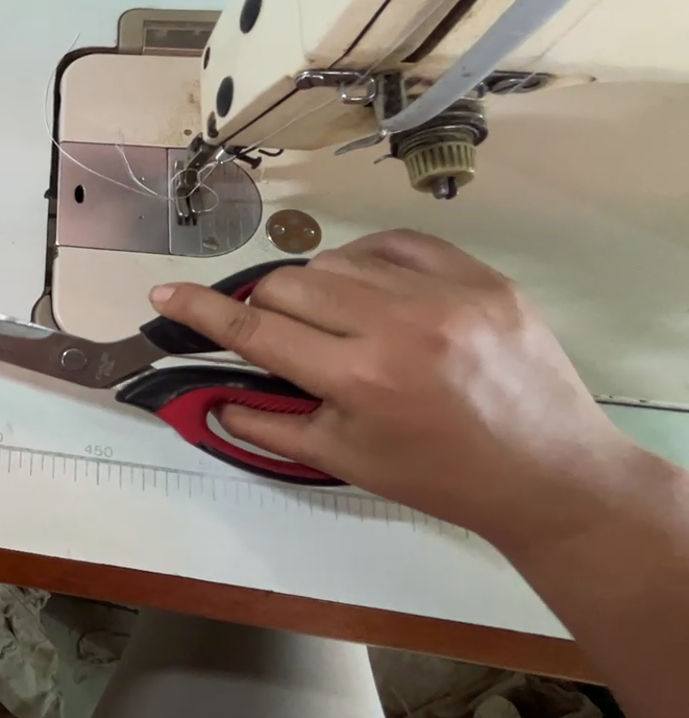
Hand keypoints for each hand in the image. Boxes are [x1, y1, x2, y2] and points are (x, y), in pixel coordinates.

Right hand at [148, 229, 649, 553]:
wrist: (553, 474)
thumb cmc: (434, 474)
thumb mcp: (336, 458)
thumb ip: (260, 422)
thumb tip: (206, 397)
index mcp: (358, 378)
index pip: (253, 329)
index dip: (199, 309)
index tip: (164, 293)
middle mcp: (399, 327)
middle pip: (286, 284)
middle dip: (263, 306)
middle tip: (278, 335)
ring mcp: (448, 296)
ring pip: (332, 261)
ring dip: (312, 286)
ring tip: (332, 319)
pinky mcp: (483, 279)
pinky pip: (392, 243)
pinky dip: (361, 260)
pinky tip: (366, 289)